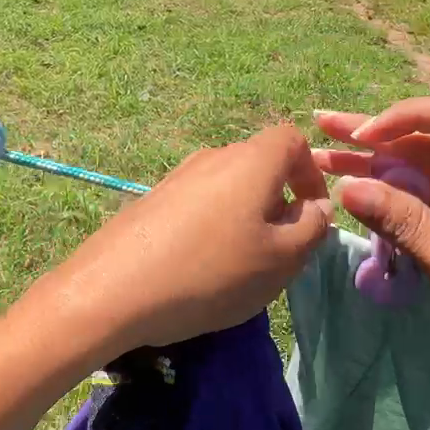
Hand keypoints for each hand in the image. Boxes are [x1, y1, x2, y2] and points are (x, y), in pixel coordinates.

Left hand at [41, 125, 334, 355]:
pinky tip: (200, 269)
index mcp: (250, 160)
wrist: (114, 289)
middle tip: (279, 252)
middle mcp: (212, 157)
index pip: (291, 140)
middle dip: (278, 202)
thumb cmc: (211, 272)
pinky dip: (212, 228)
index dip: (311, 173)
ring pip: (227, 188)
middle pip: (259, 165)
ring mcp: (177, 177)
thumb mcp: (280, 259)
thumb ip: (311, 228)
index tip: (311, 216)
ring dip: (245, 219)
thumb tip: (315, 207)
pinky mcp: (152, 201)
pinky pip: (198, 205)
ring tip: (239, 267)